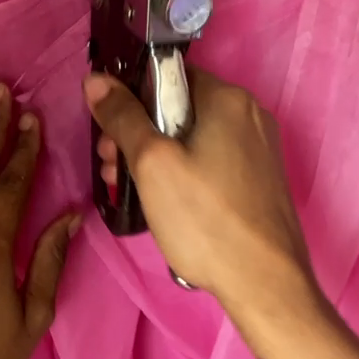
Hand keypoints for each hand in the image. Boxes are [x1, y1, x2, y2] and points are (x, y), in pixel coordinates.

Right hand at [84, 68, 313, 313]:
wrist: (264, 281)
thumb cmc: (203, 218)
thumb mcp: (151, 164)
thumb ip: (122, 117)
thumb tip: (95, 80)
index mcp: (227, 98)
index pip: (167, 76)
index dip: (130, 101)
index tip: (109, 137)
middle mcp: (249, 114)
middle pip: (179, 109)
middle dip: (138, 136)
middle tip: (113, 171)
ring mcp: (259, 149)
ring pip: (193, 139)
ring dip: (156, 159)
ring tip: (130, 192)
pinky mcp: (260, 180)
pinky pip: (211, 162)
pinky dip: (184, 173)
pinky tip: (165, 203)